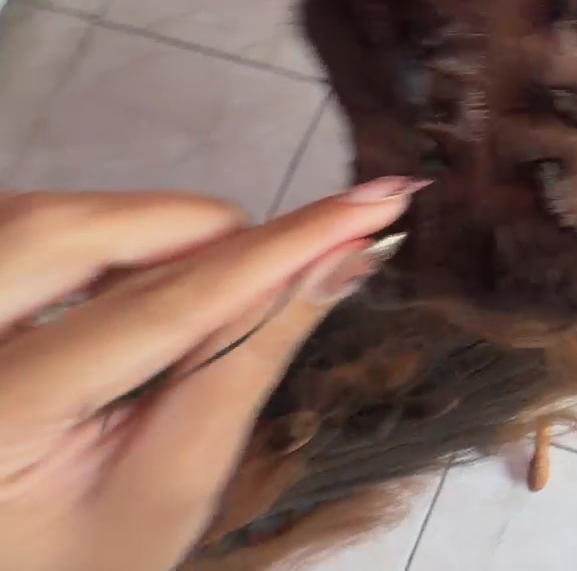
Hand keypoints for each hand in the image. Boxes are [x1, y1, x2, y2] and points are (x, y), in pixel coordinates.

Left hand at [0, 180, 418, 570]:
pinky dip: (103, 238)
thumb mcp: (179, 475)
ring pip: (43, 219)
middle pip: (70, 231)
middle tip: (266, 266)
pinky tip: (130, 287)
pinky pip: (21, 232)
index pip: (168, 305)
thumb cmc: (83, 554)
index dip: (290, 242)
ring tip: (195, 289)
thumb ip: (255, 353)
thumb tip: (352, 253)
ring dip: (151, 232)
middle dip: (201, 230)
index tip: (384, 197)